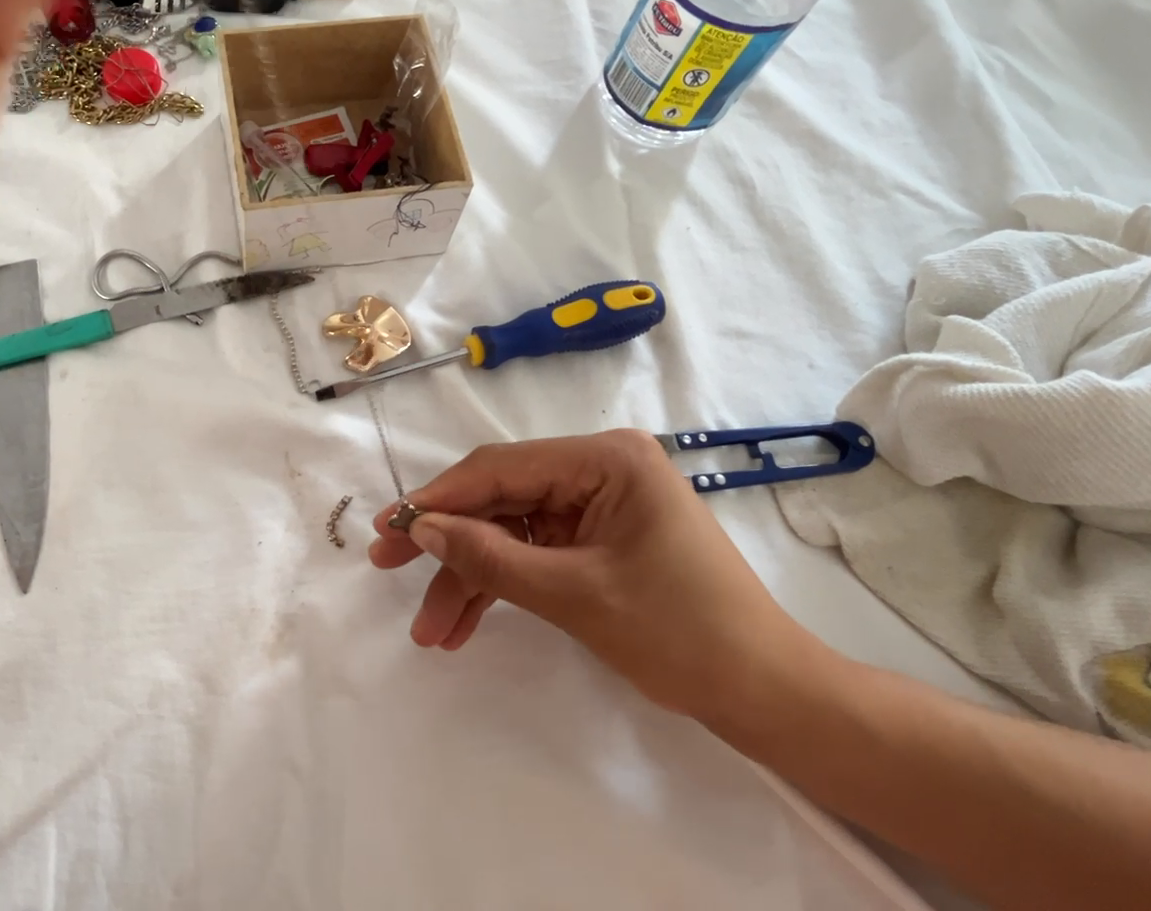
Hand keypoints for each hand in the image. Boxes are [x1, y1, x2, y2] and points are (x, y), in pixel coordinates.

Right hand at [369, 430, 814, 716]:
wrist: (763, 692)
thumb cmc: (681, 633)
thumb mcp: (574, 595)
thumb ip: (491, 557)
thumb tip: (421, 528)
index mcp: (606, 459)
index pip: (500, 469)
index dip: (438, 501)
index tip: (388, 531)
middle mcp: (599, 470)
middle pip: (500, 500)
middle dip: (449, 546)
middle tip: (387, 569)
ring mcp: (597, 507)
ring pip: (509, 534)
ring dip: (470, 580)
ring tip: (430, 632)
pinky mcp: (596, 541)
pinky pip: (532, 556)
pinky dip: (500, 589)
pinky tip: (464, 626)